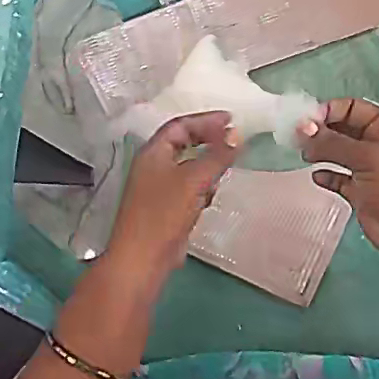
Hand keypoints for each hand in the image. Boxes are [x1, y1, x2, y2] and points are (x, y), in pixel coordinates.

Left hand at [104, 110, 241, 280]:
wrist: (142, 258)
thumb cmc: (163, 214)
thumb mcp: (194, 180)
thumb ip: (216, 156)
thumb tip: (236, 135)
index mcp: (152, 153)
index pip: (179, 125)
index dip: (205, 120)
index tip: (231, 120)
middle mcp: (152, 166)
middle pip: (182, 143)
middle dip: (207, 140)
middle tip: (233, 141)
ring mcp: (156, 188)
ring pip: (186, 167)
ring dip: (206, 164)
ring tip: (227, 167)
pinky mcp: (164, 209)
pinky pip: (187, 188)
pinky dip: (202, 186)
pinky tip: (213, 195)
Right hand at [297, 98, 378, 275]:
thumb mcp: (369, 157)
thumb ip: (333, 142)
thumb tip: (303, 129)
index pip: (353, 108)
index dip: (329, 110)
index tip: (304, 120)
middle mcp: (378, 146)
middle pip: (343, 129)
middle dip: (321, 130)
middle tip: (296, 138)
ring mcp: (370, 171)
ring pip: (339, 154)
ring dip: (320, 151)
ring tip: (304, 155)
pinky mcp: (362, 194)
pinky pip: (340, 179)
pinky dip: (327, 176)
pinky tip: (317, 177)